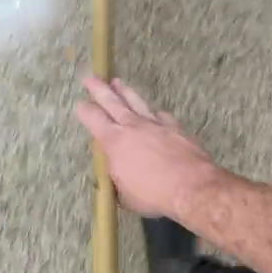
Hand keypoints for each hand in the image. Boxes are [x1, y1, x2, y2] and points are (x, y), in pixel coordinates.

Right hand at [75, 78, 224, 220]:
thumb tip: (116, 173)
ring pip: (137, 102)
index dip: (85, 111)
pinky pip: (160, 114)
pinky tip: (154, 110)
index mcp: (114, 141)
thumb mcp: (124, 194)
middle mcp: (133, 126)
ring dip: (126, 92)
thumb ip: (117, 178)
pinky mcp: (175, 126)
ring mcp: (155, 123)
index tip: (80, 105)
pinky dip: (154, 112)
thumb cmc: (153, 194)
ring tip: (118, 82)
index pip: (94, 119)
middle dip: (100, 89)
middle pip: (113, 101)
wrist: (191, 185)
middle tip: (91, 77)